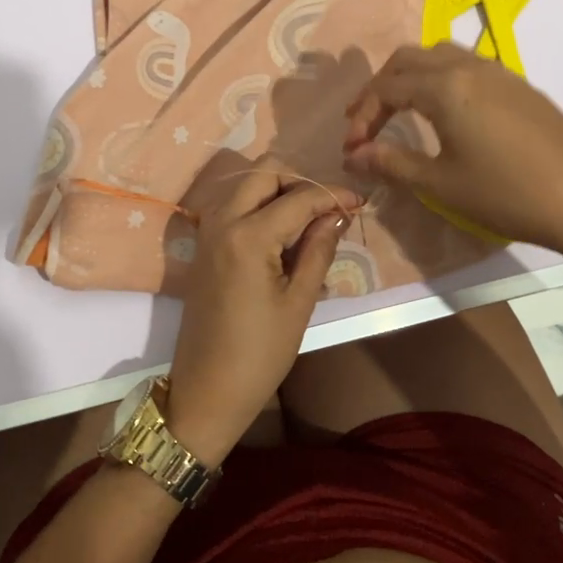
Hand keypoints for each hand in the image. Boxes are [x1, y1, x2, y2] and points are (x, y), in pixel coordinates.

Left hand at [164, 162, 355, 465]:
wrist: (206, 389)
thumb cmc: (259, 353)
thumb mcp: (299, 303)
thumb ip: (318, 250)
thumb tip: (336, 214)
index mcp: (248, 236)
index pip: (297, 198)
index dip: (331, 195)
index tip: (359, 201)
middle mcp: (222, 221)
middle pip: (264, 172)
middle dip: (299, 181)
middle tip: (327, 208)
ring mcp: (207, 230)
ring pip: (245, 185)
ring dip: (277, 190)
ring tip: (308, 220)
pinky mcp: (203, 244)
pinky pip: (233, 205)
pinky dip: (258, 205)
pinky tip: (282, 233)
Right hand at [341, 43, 562, 279]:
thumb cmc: (508, 193)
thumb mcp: (442, 184)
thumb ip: (392, 163)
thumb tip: (353, 156)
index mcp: (444, 86)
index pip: (386, 88)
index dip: (362, 116)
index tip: (351, 150)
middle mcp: (468, 67)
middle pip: (408, 60)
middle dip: (380, 88)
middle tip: (364, 123)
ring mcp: (499, 73)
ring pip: (439, 56)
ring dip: (410, 78)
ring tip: (399, 112)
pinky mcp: (520, 87)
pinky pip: (466, 67)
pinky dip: (439, 80)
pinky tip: (444, 114)